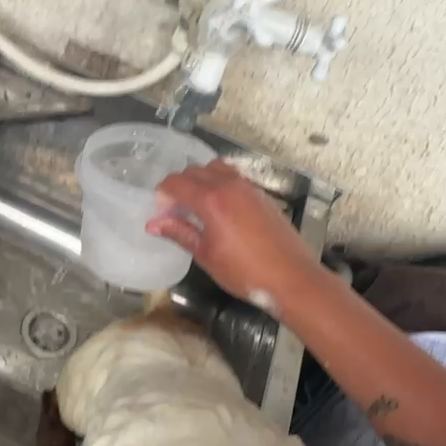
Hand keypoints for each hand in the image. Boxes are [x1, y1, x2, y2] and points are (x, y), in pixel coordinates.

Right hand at [147, 160, 319, 307]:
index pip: (175, 182)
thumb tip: (153, 224)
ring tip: (199, 207)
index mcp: (211, 200)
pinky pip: (233, 176)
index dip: (162, 195)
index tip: (162, 214)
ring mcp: (248, 186)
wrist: (292, 277)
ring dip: (200, 180)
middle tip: (177, 212)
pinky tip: (221, 210)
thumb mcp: (206, 255)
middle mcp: (228, 184)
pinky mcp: (261, 194)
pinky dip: (219, 183)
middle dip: (179, 186)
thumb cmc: (245, 272)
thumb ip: (180, 233)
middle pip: (193, 170)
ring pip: (215, 168)